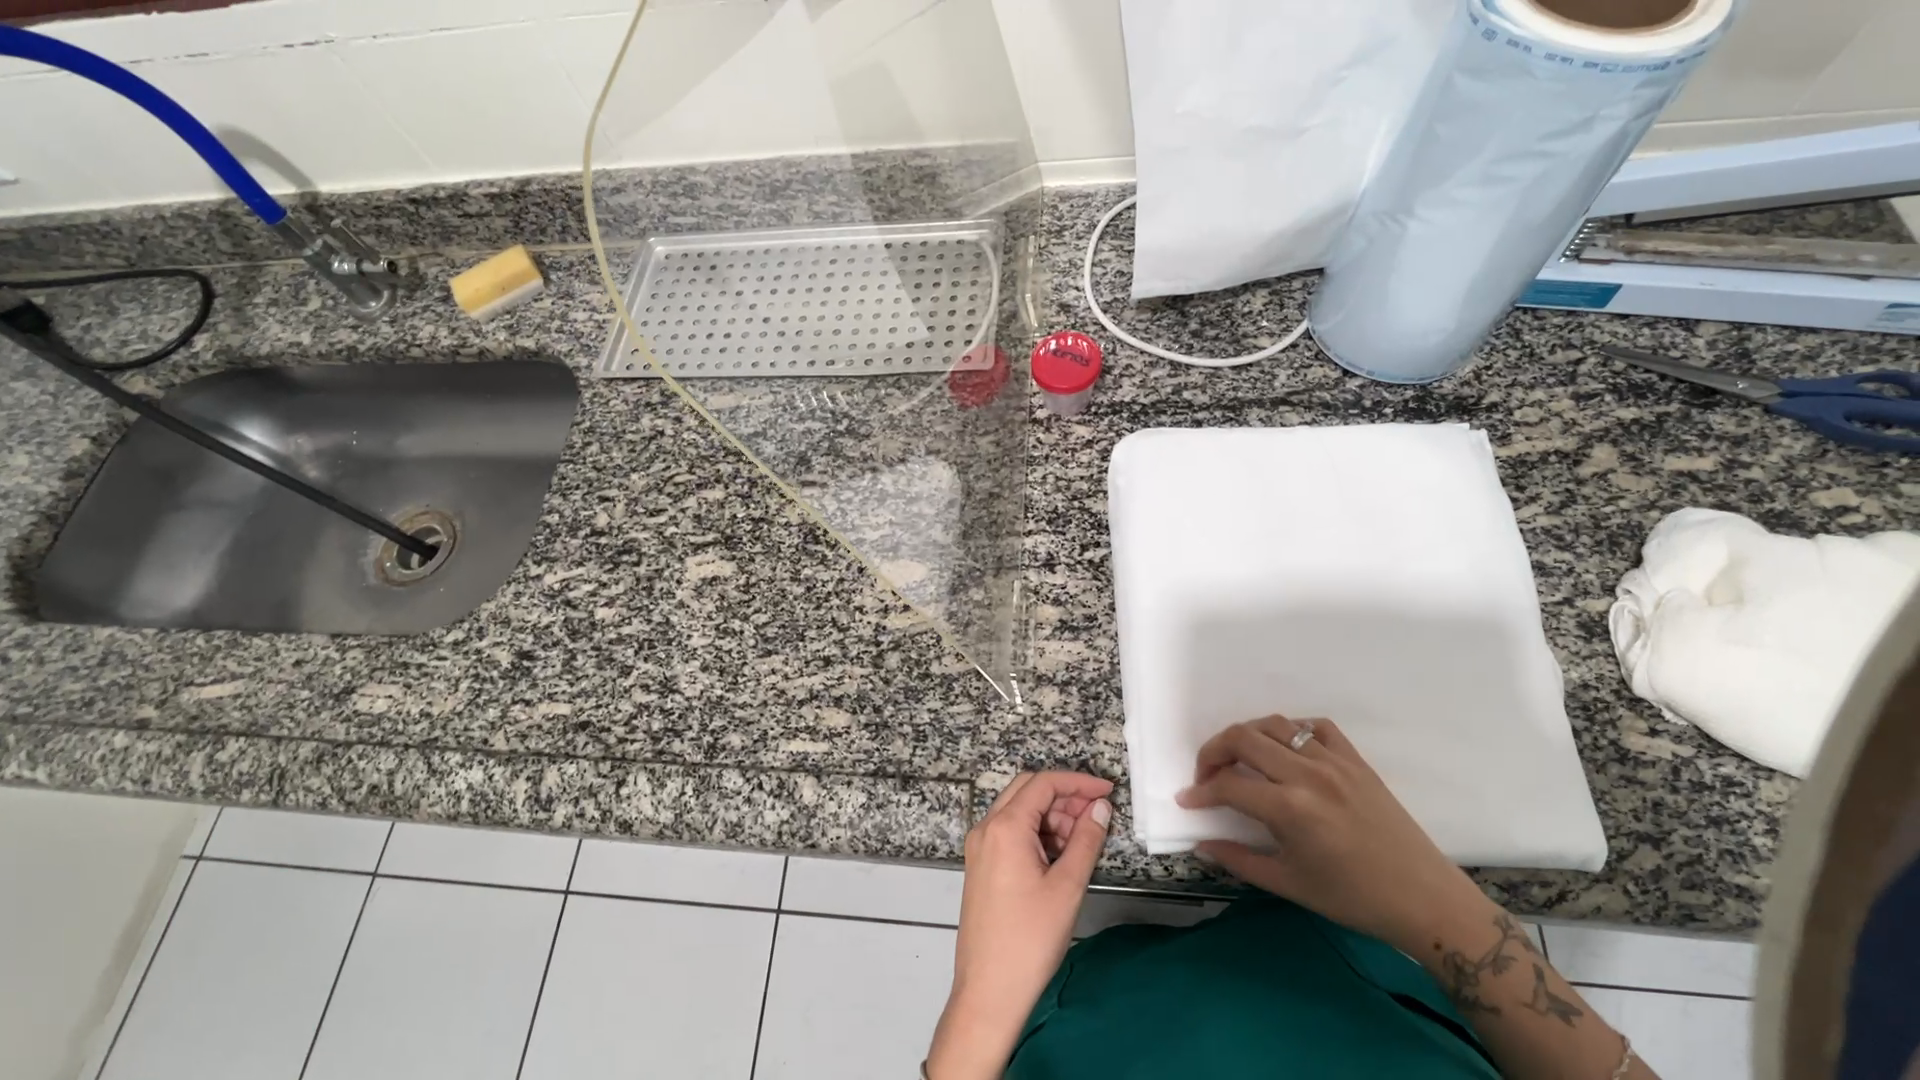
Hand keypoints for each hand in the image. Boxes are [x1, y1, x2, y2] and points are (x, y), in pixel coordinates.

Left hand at [926, 772, 1112, 1079]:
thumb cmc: (1030, 938)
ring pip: (1019, 812)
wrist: (989, 990)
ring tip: (1084, 839)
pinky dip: (1037, 834)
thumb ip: (1086, 840)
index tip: (1108, 790)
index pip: (1043, 783)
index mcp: (1004, 827)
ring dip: (1052, 816)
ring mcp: (980, 848)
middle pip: (1028, 791)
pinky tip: (1062, 854)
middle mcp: (985, 829)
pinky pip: (1010, 833)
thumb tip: (1100, 809)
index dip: (1078, 782)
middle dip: (1065, 796)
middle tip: (1098, 815)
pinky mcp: (981, 866)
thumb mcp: (1067, 886)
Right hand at [1177, 716, 1491, 954]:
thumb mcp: (1288, 884)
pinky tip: (1284, 751)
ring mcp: (1334, 762)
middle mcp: (1308, 774)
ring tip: (1239, 759)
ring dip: (1247, 736)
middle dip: (1214, 752)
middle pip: (1244, 738)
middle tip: (1206, 775)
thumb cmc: (1352, 898)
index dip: (1201, 792)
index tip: (1188, 801)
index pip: (1228, 785)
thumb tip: (1201, 844)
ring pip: (1275, 725)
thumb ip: (1238, 860)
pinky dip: (1291, 731)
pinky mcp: (1356, 760)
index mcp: (1289, 809)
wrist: (1423, 898)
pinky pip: (1315, 727)